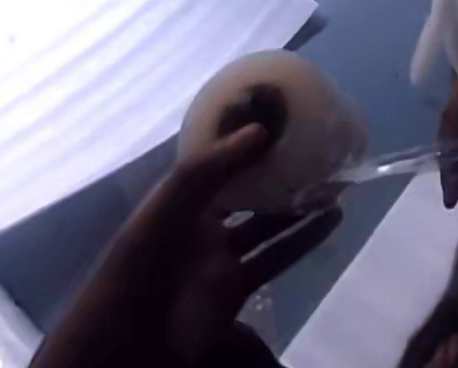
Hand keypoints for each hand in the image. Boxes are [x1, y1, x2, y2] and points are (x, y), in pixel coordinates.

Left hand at [32, 123, 341, 367]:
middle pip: (248, 188)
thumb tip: (262, 128)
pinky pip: (277, 255)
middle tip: (317, 144)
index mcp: (179, 199)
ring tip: (335, 176)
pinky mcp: (236, 288)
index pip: (219, 158)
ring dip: (299, 200)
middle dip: (279, 168)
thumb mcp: (165, 209)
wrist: (123, 352)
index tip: (282, 113)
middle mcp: (201, 222)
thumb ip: (210, 169)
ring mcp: (219, 257)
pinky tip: (334, 217)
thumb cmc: (140, 269)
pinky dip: (306, 237)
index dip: (247, 137)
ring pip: (268, 220)